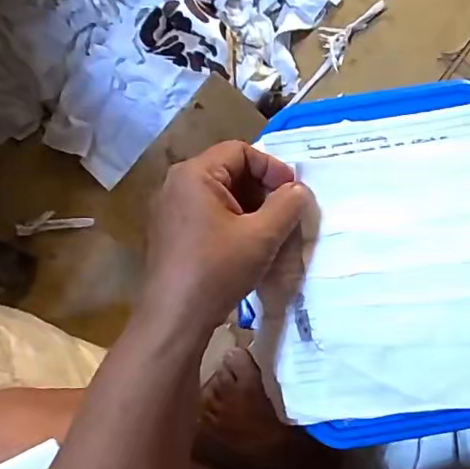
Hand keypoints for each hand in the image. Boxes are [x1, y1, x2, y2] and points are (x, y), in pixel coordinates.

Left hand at [139, 141, 310, 331]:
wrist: (174, 317)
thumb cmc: (217, 270)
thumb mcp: (261, 236)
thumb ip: (287, 205)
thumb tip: (299, 190)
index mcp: (194, 174)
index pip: (240, 151)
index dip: (272, 168)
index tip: (293, 194)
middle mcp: (176, 184)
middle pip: (229, 171)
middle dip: (262, 189)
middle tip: (285, 215)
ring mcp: (170, 209)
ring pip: (220, 195)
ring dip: (250, 208)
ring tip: (271, 233)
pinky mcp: (171, 233)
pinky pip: (207, 214)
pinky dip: (232, 222)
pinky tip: (247, 247)